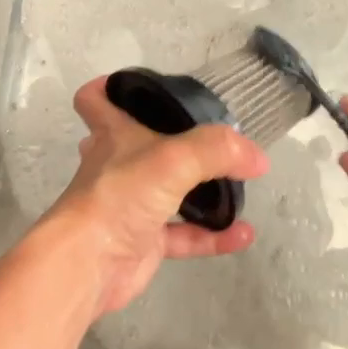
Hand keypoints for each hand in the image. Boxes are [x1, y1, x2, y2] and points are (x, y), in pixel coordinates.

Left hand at [38, 76, 269, 314]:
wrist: (91, 262)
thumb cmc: (119, 195)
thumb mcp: (172, 159)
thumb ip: (216, 150)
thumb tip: (256, 156)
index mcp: (112, 132)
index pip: (95, 99)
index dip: (108, 88)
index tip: (134, 86)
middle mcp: (117, 164)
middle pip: (137, 142)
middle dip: (167, 139)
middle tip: (207, 138)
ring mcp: (130, 203)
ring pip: (166, 189)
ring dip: (198, 188)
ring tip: (235, 183)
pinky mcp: (143, 241)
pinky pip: (184, 234)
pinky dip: (213, 234)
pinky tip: (242, 234)